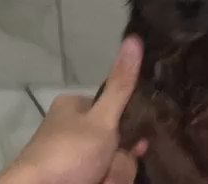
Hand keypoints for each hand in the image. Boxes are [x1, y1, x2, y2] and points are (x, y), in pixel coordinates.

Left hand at [0, 37, 148, 183]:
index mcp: (74, 107)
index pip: (114, 111)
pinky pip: (101, 180)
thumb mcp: (101, 119)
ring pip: (111, 167)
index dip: (128, 129)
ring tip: (97, 180)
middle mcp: (72, 131)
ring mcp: (71, 160)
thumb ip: (120, 86)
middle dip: (117, 161)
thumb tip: (135, 37)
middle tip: (106, 168)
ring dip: (112, 177)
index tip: (140, 143)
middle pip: (115, 144)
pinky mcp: (73, 179)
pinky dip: (103, 183)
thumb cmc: (67, 153)